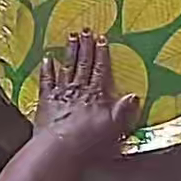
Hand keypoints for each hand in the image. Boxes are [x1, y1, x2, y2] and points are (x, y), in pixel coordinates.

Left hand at [30, 31, 139, 166]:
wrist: (59, 150)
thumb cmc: (89, 142)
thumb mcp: (114, 128)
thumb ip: (123, 111)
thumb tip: (134, 95)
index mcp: (96, 95)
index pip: (100, 70)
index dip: (102, 53)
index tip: (102, 39)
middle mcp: (79, 90)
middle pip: (84, 64)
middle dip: (86, 46)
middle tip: (86, 29)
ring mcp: (61, 94)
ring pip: (67, 68)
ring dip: (69, 52)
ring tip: (71, 37)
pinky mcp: (45, 101)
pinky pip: (46, 81)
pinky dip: (46, 70)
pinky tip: (46, 59)